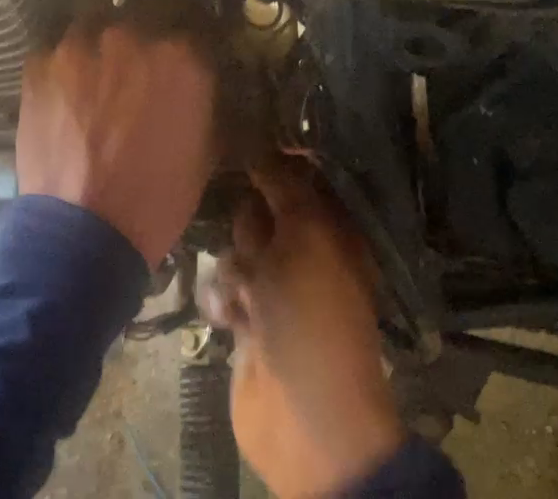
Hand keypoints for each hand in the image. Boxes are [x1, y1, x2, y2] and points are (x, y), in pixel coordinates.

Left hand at [15, 12, 217, 266]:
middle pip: (136, 26)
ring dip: (94, 52)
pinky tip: (61, 99)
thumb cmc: (155, 200)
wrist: (82, 232)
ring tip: (90, 85)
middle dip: (134, 48)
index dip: (179, 54)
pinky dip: (60, 71)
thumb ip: (199, 102)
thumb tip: (193, 83)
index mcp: (181, 58)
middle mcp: (130, 38)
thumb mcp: (203, 152)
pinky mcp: (38, 64)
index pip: (187, 34)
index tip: (173, 69)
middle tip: (129, 78)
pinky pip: (54, 54)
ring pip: (90, 32)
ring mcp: (79, 47)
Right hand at [201, 167, 404, 498]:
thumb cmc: (313, 316)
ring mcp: (276, 292)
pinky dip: (222, 302)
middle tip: (251, 245)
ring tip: (241, 297)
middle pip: (260, 215)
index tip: (238, 143)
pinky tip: (229, 320)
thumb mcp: (307, 238)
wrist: (304, 416)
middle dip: (246, 226)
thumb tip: (263, 146)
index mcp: (335, 234)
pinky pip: (222, 290)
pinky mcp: (247, 322)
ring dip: (231, 270)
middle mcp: (307, 256)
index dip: (274, 164)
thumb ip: (285, 188)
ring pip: (234, 252)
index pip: (301, 182)